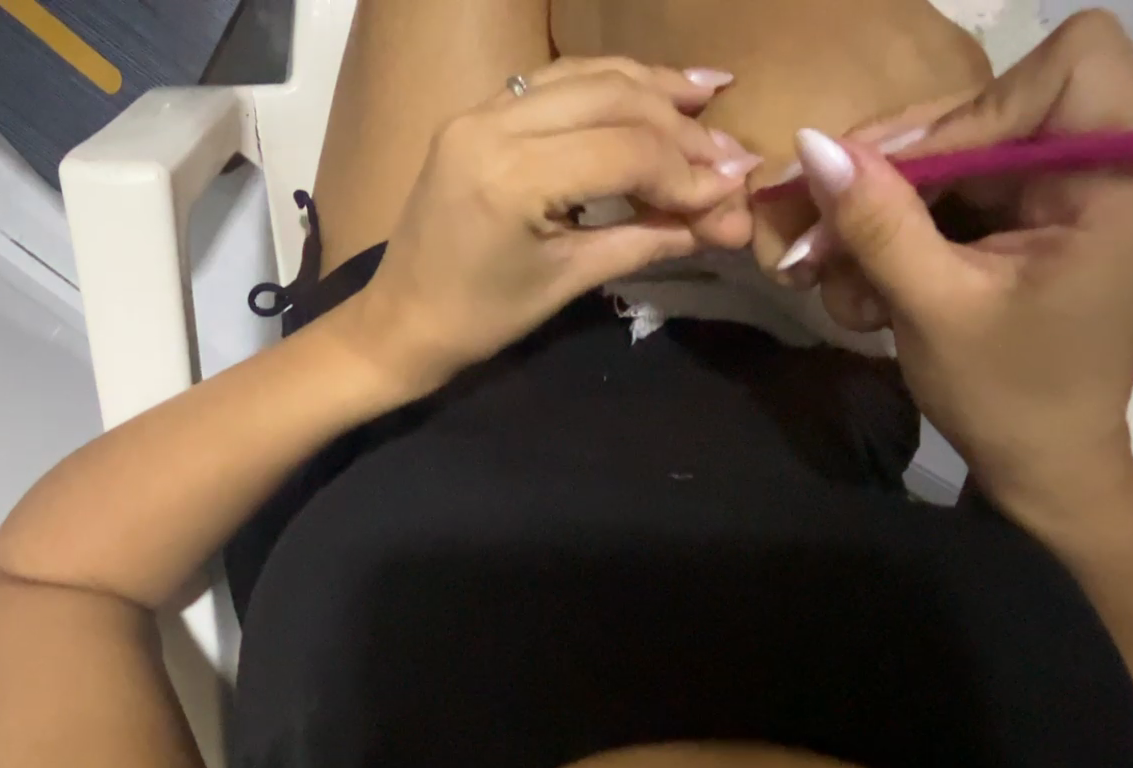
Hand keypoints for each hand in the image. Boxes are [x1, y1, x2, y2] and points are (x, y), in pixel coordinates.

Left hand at [339, 56, 760, 396]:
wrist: (399, 325)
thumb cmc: (477, 321)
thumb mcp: (565, 281)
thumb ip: (646, 239)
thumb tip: (727, 218)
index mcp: (511, 176)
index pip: (625, 150)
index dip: (688, 171)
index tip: (734, 193)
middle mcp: (491, 124)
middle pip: (614, 99)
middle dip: (679, 128)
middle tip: (730, 156)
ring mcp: (476, 113)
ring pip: (586, 77)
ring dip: (649, 90)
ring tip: (707, 104)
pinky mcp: (472, 117)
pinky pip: (552, 85)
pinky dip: (603, 89)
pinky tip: (645, 96)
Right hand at [790, 11, 1132, 524]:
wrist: (1038, 456)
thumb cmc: (1002, 392)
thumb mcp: (932, 307)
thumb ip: (878, 223)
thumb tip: (811, 148)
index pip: (1055, 72)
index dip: (960, 117)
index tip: (876, 183)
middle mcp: (1123, 160)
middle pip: (997, 106)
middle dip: (901, 170)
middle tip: (823, 228)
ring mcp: (1081, 187)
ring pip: (963, 152)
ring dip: (887, 210)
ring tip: (839, 276)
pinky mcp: (1045, 215)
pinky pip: (960, 192)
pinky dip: (904, 230)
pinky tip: (870, 281)